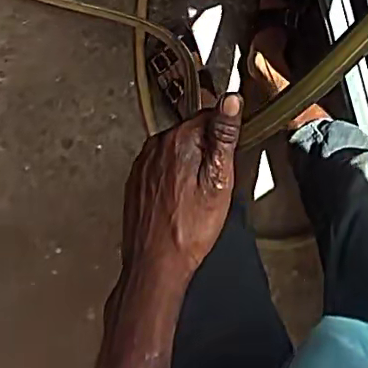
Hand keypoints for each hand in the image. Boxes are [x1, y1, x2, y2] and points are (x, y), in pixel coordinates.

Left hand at [117, 94, 241, 282]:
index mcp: (178, 139)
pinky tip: (179, 200)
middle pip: (192, 131)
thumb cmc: (188, 230)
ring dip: (188, 163)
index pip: (210, 115)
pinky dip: (172, 177)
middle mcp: (156, 145)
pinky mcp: (136, 180)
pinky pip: (161, 165)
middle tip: (212, 183)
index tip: (224, 160)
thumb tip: (231, 100)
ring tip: (195, 194)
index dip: (223, 138)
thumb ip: (224, 135)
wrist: (154, 268)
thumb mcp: (219, 181)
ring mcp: (143, 163)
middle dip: (206, 150)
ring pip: (176, 149)